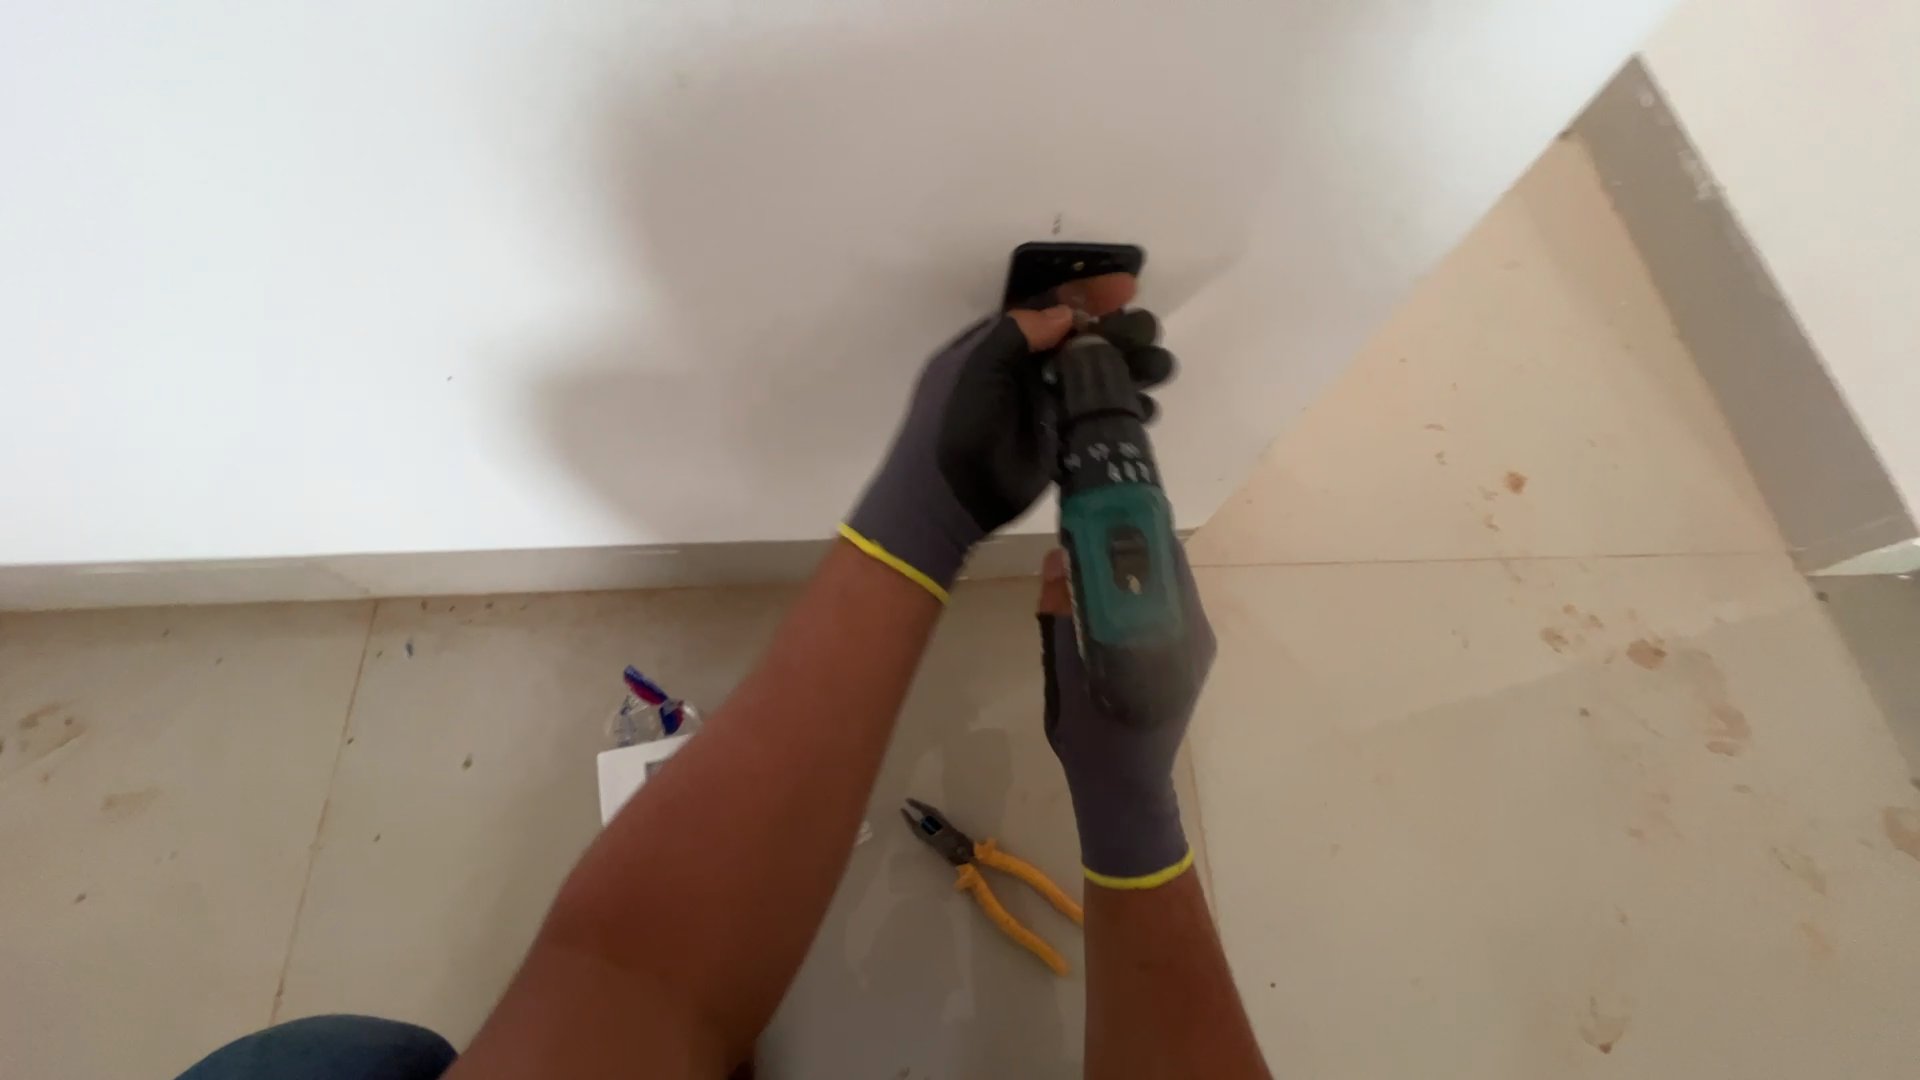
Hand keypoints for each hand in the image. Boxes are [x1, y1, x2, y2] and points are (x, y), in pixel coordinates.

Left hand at [843, 275, 1172, 600]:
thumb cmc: (952, 425)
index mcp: (1001, 347)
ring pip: (1096, 378)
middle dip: (1118, 333)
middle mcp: (1027, 371)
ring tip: (1159, 368)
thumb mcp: (974, 370)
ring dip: (1129, 369)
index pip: (1050, 310)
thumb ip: (1015, 335)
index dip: (1088, 296)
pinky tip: (1145, 407)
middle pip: (1081, 342)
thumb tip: (1064, 313)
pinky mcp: (1060, 440)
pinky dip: (1124, 410)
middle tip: (1149, 333)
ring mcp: (1045, 406)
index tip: (1127, 287)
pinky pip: (1098, 417)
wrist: (946, 497)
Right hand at [1037, 546, 1214, 887]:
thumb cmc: (1092, 732)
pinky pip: (1167, 608)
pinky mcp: (1190, 657)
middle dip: (1131, 541)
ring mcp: (1195, 646)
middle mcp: (1193, 634)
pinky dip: (1139, 589)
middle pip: (1167, 568)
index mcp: (1170, 635)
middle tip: (1091, 522)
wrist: (1123, 784)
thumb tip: (1059, 558)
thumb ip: (1062, 613)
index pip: (1161, 559)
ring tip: (1096, 548)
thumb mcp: (1067, 670)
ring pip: (1168, 586)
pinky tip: (1109, 590)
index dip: (1134, 526)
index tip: (1101, 505)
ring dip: (1136, 563)